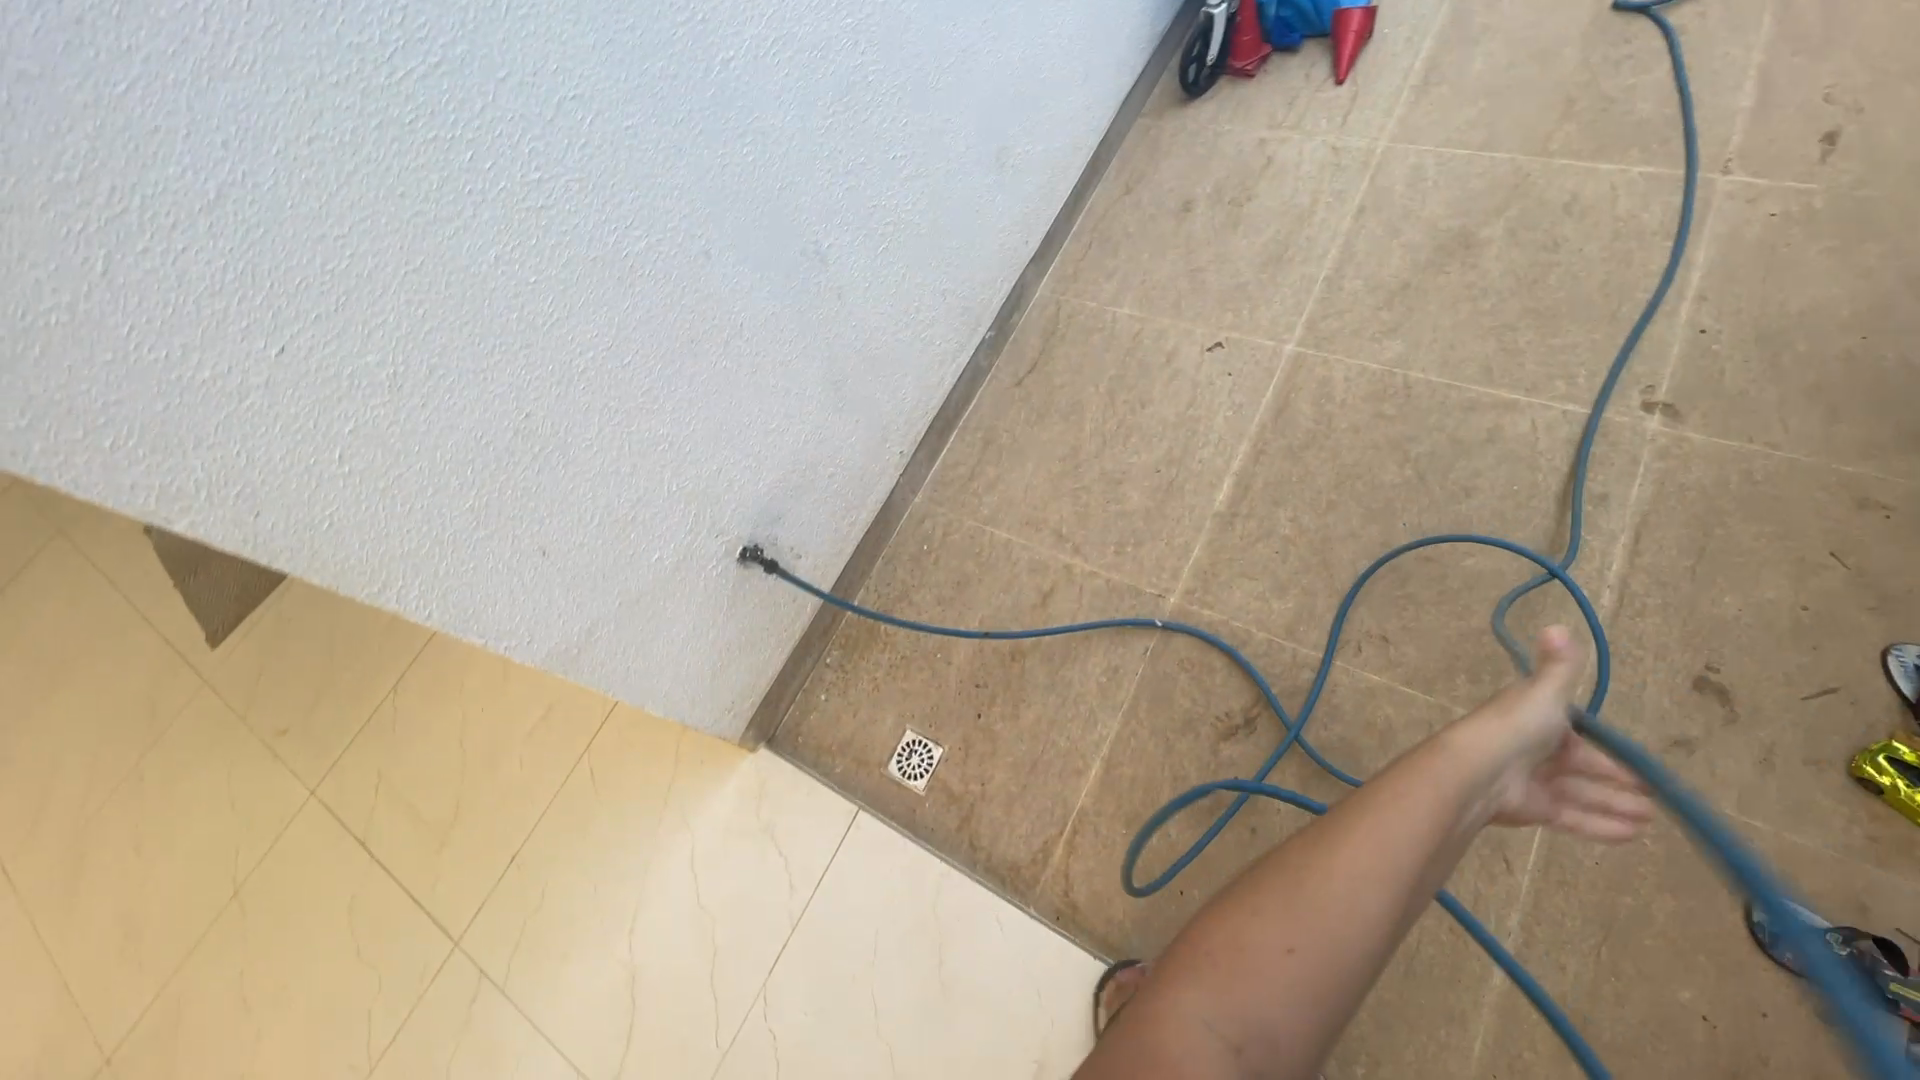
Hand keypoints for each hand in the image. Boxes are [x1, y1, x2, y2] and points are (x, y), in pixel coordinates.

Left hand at [1457, 626, 1654, 841]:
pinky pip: (1571, 818)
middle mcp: (1534, 751)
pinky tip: (1631, 836)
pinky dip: (1599, 826)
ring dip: (1614, 806)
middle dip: (1617, 783)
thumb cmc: (1514, 727)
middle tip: (1655, 799)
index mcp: (1538, 721)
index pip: (1580, 738)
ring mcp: (1532, 782)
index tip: (1642, 768)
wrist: (1477, 769)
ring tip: (1651, 822)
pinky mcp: (1531, 809)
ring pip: (1581, 795)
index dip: (1609, 753)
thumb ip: (1558, 666)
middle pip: (1582, 769)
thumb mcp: (1543, 692)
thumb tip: (1557, 625)